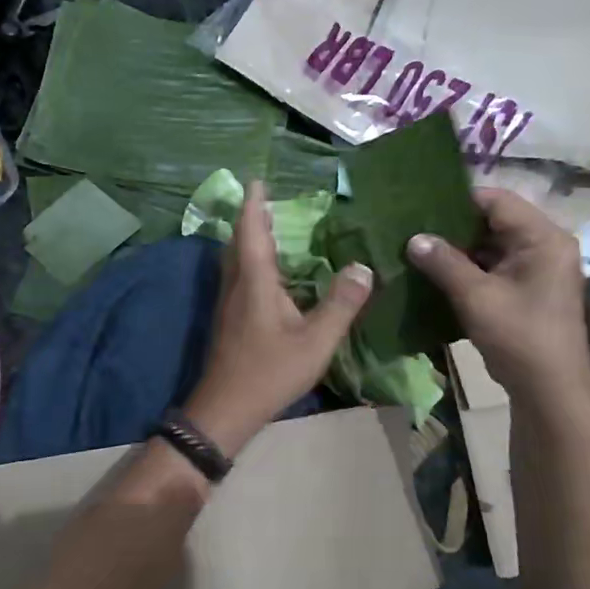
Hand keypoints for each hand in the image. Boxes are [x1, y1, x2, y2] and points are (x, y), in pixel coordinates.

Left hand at [184, 181, 372, 454]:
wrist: (225, 409)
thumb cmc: (270, 372)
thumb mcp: (316, 341)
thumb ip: (341, 304)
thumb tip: (363, 267)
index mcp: (255, 281)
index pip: (251, 230)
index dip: (255, 204)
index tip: (258, 180)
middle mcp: (236, 285)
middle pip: (238, 242)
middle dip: (252, 218)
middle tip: (271, 201)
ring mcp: (227, 304)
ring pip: (235, 261)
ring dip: (250, 240)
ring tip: (272, 230)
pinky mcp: (228, 321)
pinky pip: (238, 278)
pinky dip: (251, 263)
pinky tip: (270, 276)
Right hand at [407, 188, 589, 393]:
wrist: (549, 389)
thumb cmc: (518, 336)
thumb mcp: (476, 296)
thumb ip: (444, 263)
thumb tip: (413, 238)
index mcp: (542, 238)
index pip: (497, 201)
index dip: (458, 200)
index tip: (420, 206)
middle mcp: (545, 246)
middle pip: (494, 222)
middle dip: (454, 228)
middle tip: (413, 229)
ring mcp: (538, 269)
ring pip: (491, 247)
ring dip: (458, 251)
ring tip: (418, 251)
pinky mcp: (528, 291)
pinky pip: (494, 268)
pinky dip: (468, 271)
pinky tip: (437, 276)